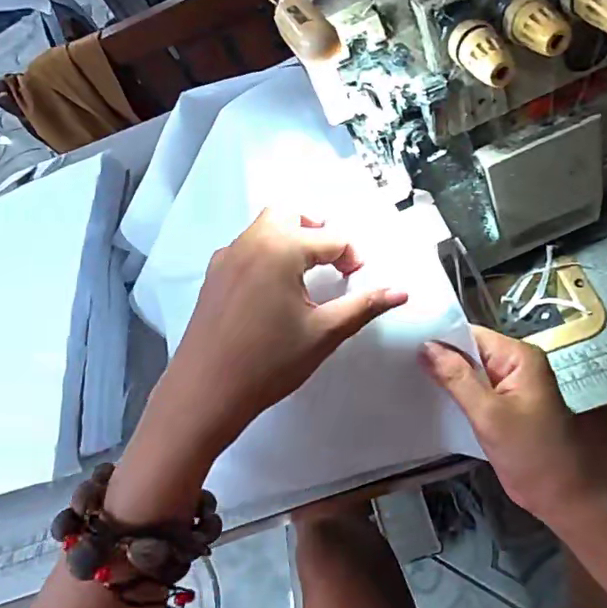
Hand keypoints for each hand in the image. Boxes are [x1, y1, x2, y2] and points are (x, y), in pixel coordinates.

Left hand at [150, 210, 407, 452]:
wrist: (205, 392)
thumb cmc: (269, 362)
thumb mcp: (325, 333)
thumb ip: (364, 306)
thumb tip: (401, 292)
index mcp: (281, 248)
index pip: (329, 238)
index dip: (350, 255)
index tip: (356, 277)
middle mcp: (251, 242)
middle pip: (290, 215)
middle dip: (316, 231)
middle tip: (333, 261)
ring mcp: (226, 257)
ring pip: (264, 228)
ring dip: (291, 239)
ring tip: (306, 276)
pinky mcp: (213, 276)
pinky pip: (246, 247)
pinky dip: (267, 253)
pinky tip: (274, 290)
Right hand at [421, 327, 606, 536]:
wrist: (565, 496)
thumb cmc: (532, 454)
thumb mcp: (490, 415)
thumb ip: (457, 378)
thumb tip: (426, 346)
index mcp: (518, 357)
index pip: (471, 334)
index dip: (439, 338)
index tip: (403, 343)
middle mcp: (515, 365)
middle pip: (469, 351)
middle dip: (438, 358)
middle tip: (398, 362)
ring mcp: (509, 387)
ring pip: (469, 373)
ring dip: (444, 378)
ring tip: (406, 377)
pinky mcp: (503, 408)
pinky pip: (474, 392)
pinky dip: (455, 395)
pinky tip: (429, 399)